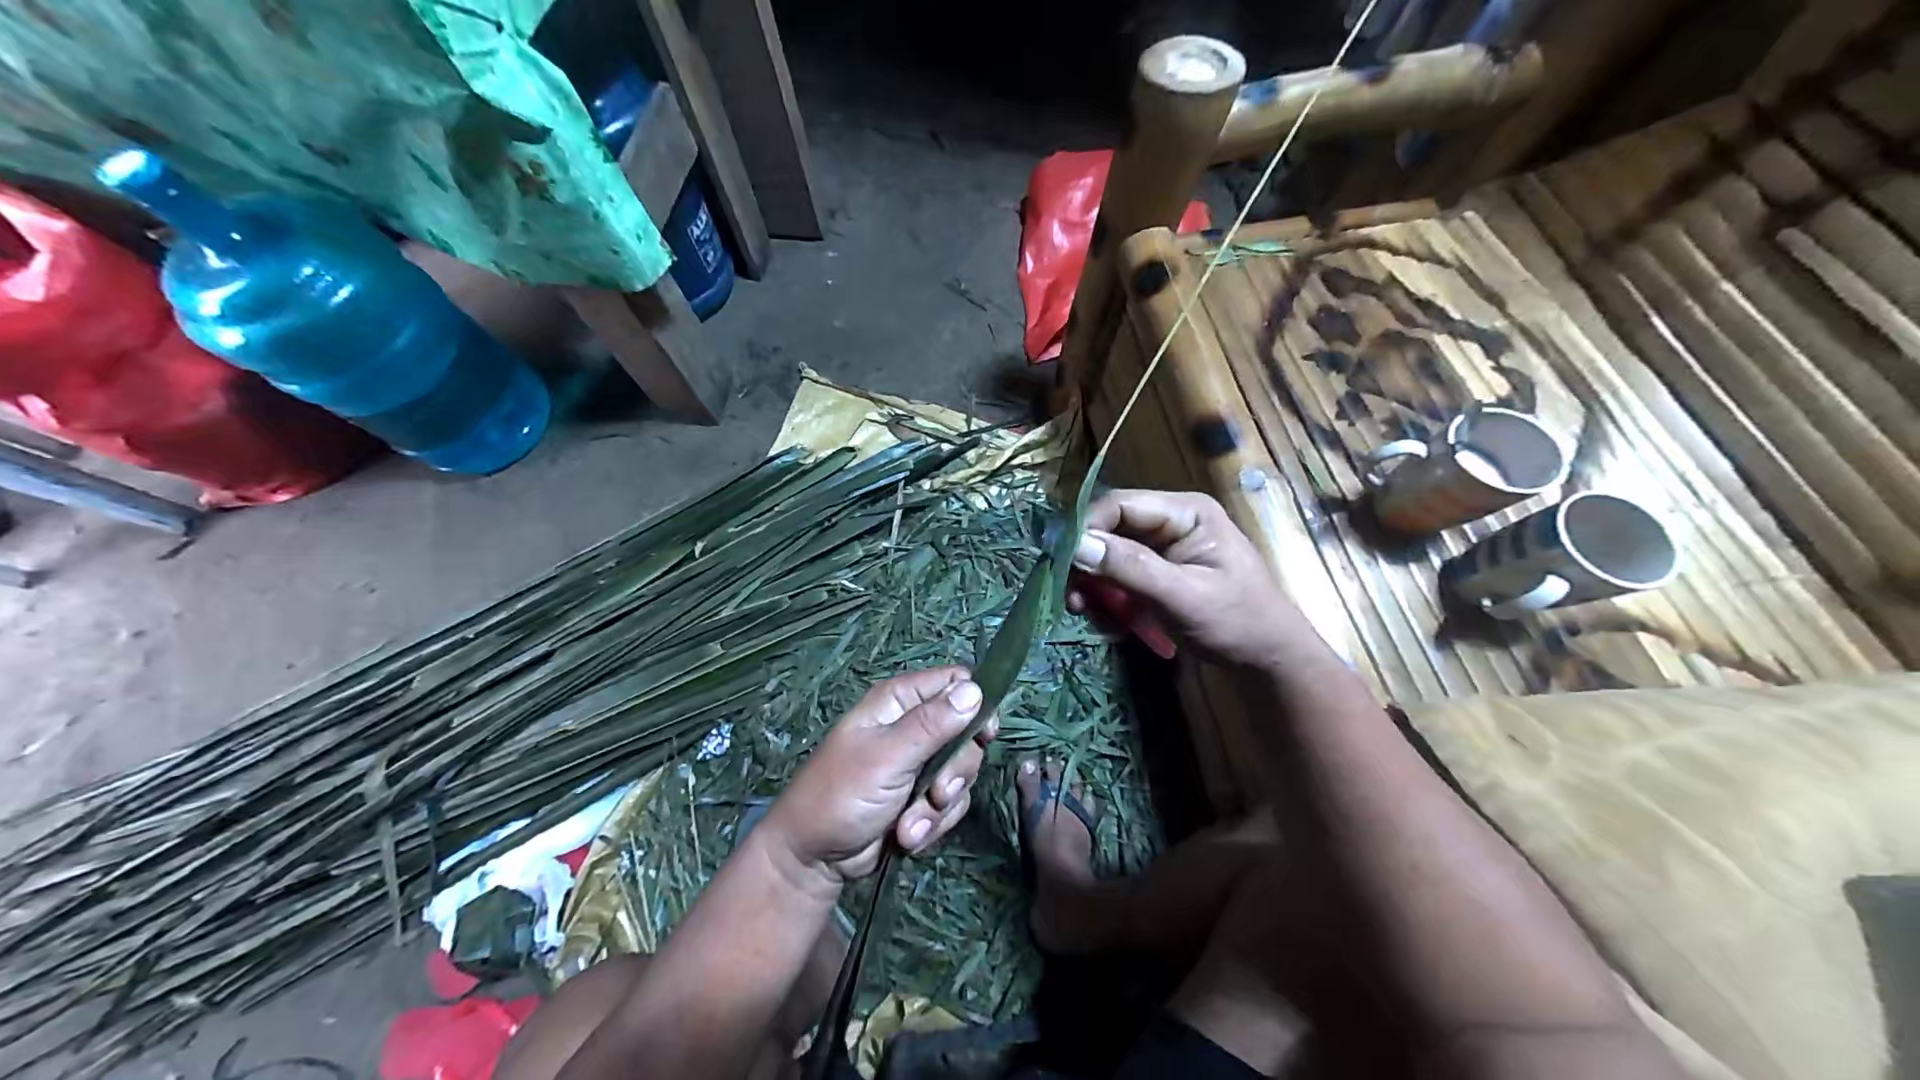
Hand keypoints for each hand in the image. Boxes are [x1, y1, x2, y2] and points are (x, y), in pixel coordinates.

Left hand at [762, 667, 995, 886]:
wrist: (813, 858)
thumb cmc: (841, 794)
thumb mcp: (887, 756)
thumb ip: (933, 724)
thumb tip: (976, 691)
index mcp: (899, 701)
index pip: (956, 683)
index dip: (976, 704)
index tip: (984, 735)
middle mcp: (912, 725)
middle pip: (967, 734)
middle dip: (956, 771)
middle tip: (935, 792)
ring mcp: (918, 763)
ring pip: (960, 773)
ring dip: (939, 805)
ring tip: (909, 824)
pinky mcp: (921, 796)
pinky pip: (950, 803)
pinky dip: (932, 823)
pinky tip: (907, 836)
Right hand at [1068, 489, 1301, 667]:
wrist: (1268, 660)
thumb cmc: (1237, 622)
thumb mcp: (1183, 595)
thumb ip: (1131, 568)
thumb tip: (1076, 545)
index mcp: (1185, 513)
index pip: (1119, 505)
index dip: (1086, 529)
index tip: (1062, 564)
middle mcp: (1169, 522)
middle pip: (1108, 529)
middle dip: (1086, 563)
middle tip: (1072, 598)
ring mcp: (1162, 549)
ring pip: (1107, 556)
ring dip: (1093, 585)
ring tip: (1089, 615)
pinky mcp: (1155, 574)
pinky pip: (1117, 577)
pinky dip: (1106, 599)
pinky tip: (1111, 624)